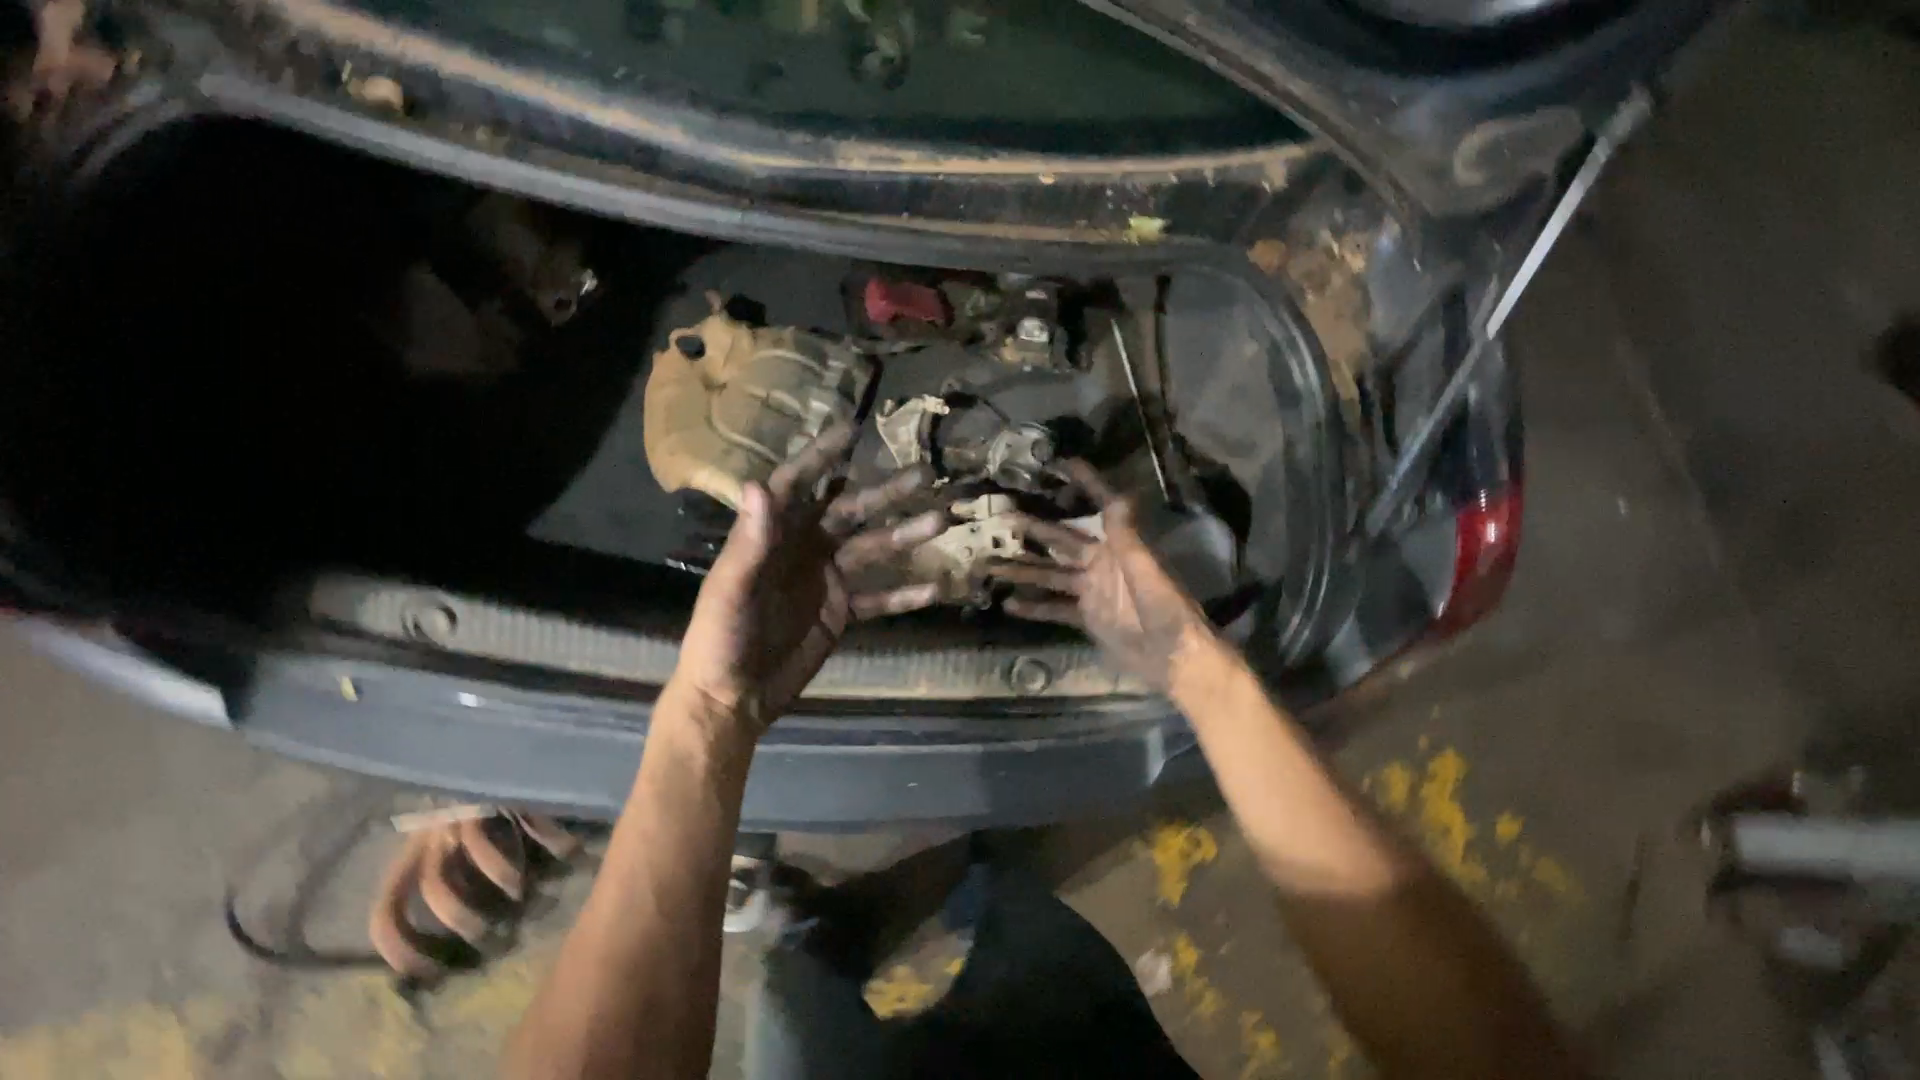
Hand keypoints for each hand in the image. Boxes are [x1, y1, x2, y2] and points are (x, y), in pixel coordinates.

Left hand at [671, 424, 944, 734]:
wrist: (732, 697)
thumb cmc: (718, 638)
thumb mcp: (731, 590)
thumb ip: (749, 542)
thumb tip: (759, 484)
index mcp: (771, 535)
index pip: (798, 484)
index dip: (823, 456)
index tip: (853, 430)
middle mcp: (803, 548)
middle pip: (849, 511)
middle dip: (885, 493)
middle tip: (923, 474)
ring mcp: (826, 579)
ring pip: (872, 549)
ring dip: (906, 536)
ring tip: (941, 521)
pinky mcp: (841, 612)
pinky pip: (878, 597)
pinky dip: (905, 593)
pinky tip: (936, 588)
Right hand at [993, 461, 1215, 691]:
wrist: (1174, 658)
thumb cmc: (1165, 609)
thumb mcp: (1145, 571)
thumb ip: (1127, 537)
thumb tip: (1117, 496)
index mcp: (1119, 547)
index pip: (1100, 507)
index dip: (1085, 485)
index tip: (1062, 464)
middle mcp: (1102, 563)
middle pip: (1063, 541)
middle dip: (1035, 529)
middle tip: (1004, 518)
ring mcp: (1092, 590)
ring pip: (1051, 574)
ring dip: (1024, 569)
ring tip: (992, 564)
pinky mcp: (1087, 617)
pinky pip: (1055, 608)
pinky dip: (1033, 606)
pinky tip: (1009, 603)